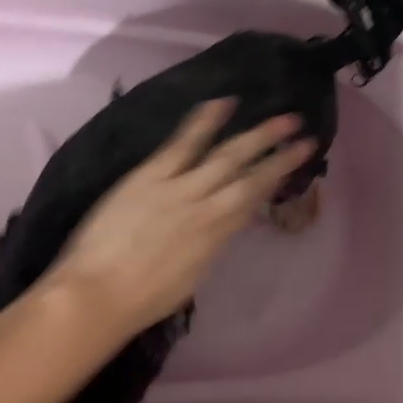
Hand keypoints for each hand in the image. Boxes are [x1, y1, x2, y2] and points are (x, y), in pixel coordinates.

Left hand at [43, 99, 314, 340]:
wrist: (97, 295)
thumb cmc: (140, 299)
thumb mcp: (189, 277)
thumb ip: (207, 246)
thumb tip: (219, 226)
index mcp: (216, 239)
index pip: (252, 202)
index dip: (275, 181)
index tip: (293, 164)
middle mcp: (207, 209)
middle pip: (251, 177)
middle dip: (279, 155)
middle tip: (305, 136)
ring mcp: (180, 188)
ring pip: (227, 156)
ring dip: (257, 135)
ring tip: (283, 117)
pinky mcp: (151, 175)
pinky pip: (183, 144)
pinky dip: (204, 122)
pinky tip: (222, 103)